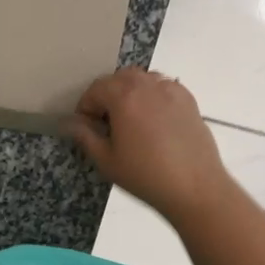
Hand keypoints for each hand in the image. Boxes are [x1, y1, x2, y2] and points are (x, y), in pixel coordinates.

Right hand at [67, 68, 235, 224]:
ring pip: (143, 78)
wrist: (194, 187)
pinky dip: (152, 95)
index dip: (85, 106)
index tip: (85, 126)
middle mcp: (148, 86)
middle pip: (120, 78)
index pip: (96, 89)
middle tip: (105, 122)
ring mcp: (172, 90)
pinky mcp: (189, 100)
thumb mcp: (107, 160)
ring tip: (129, 118)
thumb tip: (70, 123)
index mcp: (124, 97)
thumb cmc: (145, 176)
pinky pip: (164, 86)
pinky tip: (152, 120)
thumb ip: (85, 136)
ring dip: (130, 91)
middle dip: (107, 95)